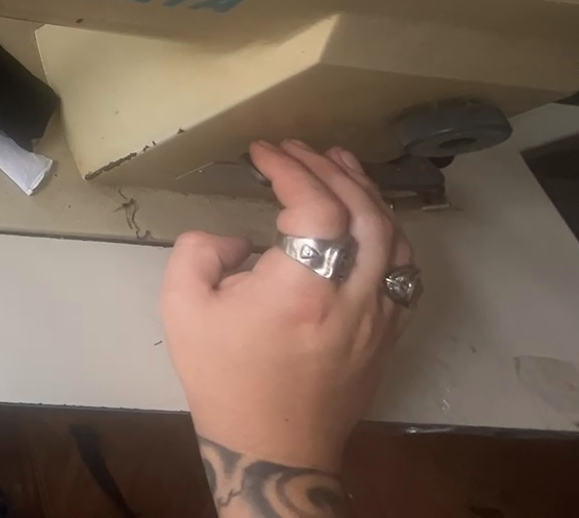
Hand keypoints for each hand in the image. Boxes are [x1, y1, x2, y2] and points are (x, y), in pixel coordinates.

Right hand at [161, 141, 412, 476]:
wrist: (271, 438)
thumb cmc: (220, 369)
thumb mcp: (181, 303)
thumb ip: (200, 251)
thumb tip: (238, 239)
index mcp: (298, 289)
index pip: (316, 210)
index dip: (291, 170)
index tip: (261, 151)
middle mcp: (351, 298)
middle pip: (368, 217)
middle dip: (332, 171)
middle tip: (296, 147)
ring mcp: (378, 317)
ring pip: (397, 241)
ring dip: (367, 194)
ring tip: (338, 163)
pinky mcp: (386, 331)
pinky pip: (403, 269)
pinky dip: (387, 230)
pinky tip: (365, 216)